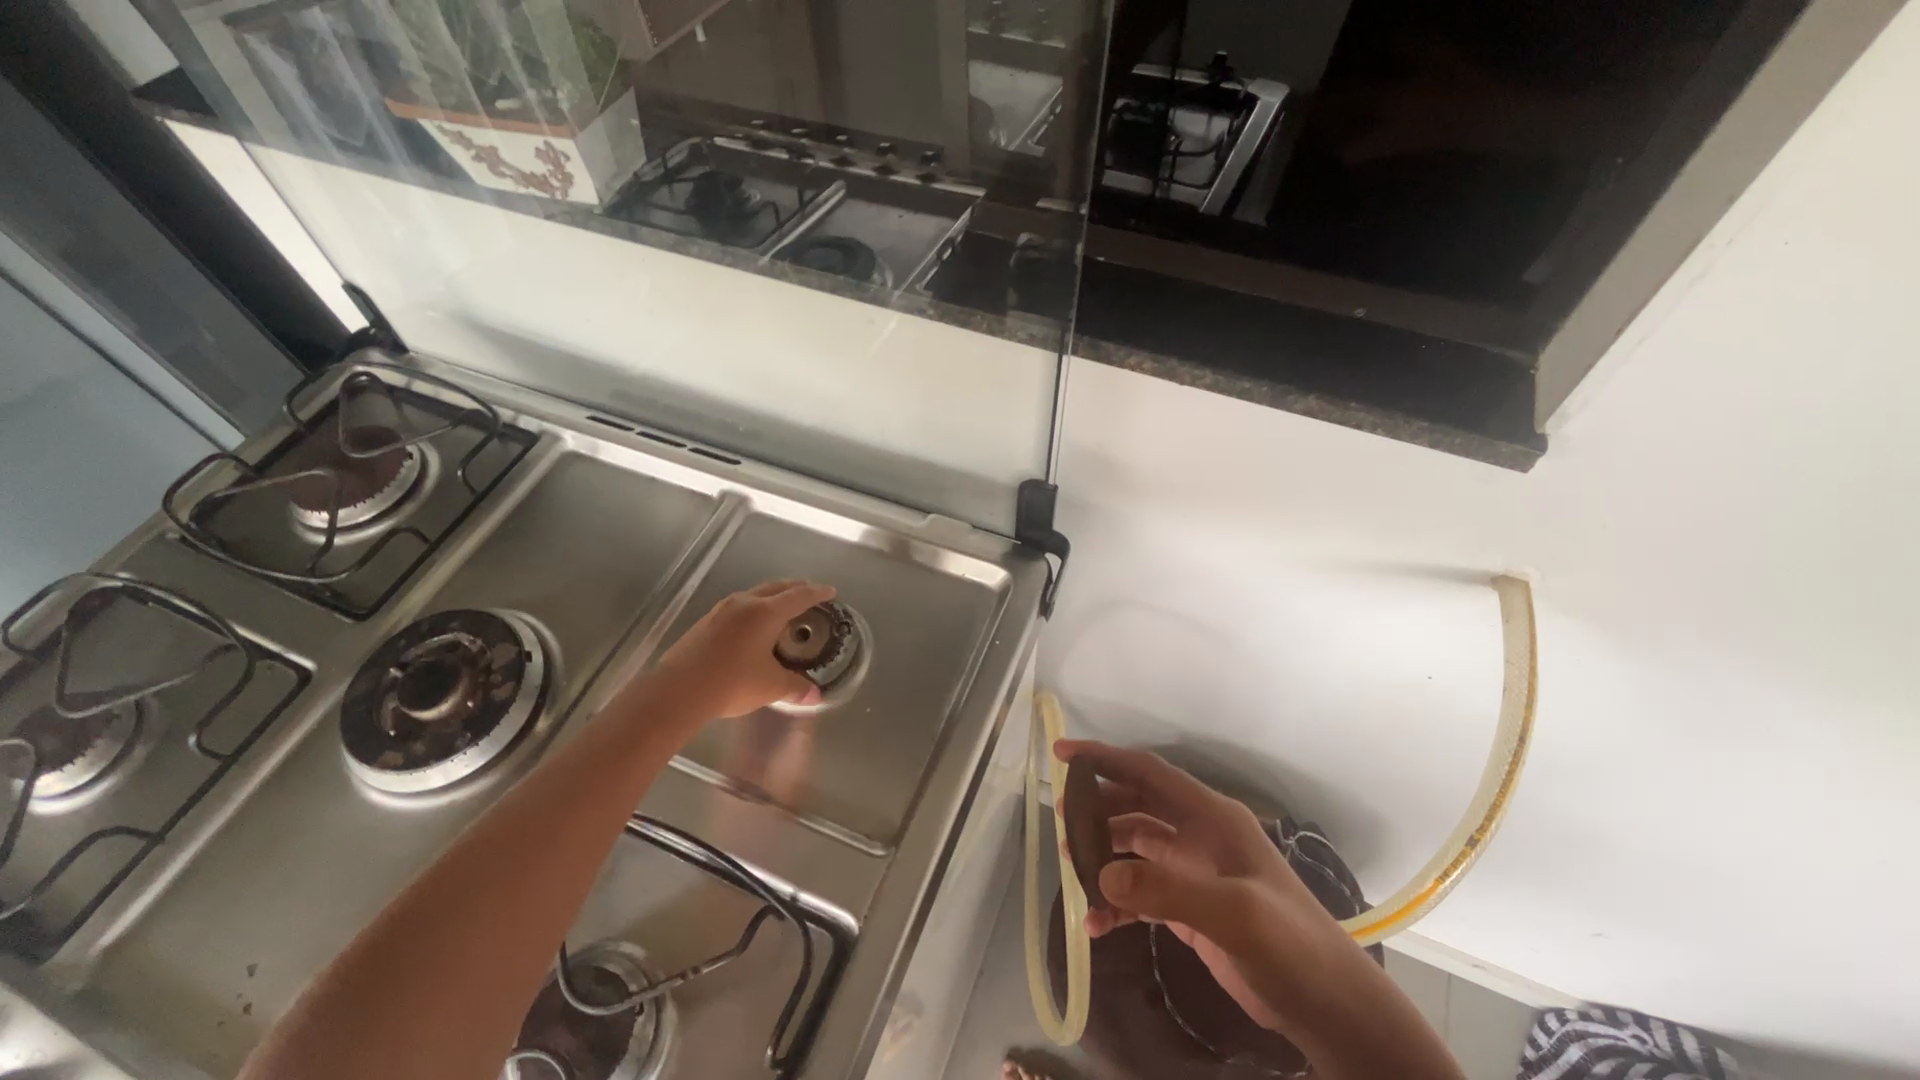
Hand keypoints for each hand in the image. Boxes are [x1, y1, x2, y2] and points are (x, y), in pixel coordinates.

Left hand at [647, 580, 834, 719]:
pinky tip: (751, 627)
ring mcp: (721, 611)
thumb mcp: (771, 686)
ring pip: (753, 595)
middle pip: (775, 587)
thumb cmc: (733, 682)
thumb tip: (814, 695)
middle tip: (808, 592)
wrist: (680, 689)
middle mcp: (744, 604)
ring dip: (771, 597)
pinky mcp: (705, 623)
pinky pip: (737, 608)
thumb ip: (795, 687)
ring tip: (781, 608)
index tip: (830, 591)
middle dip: (795, 588)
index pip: (799, 596)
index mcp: (766, 613)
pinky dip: (753, 610)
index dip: (817, 593)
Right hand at [1053, 739, 1351, 1033]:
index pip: (1150, 774)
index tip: (1061, 754)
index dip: (1105, 759)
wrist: (1328, 1006)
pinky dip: (1116, 904)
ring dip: (1102, 857)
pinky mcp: (1189, 909)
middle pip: (1136, 806)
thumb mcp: (1235, 914)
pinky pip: (1140, 893)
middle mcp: (1200, 836)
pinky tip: (1096, 925)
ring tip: (1069, 871)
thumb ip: (1167, 890)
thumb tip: (1102, 874)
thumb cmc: (1290, 945)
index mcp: (1213, 819)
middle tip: (1059, 822)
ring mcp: (1194, 873)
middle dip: (1097, 809)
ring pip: (1134, 848)